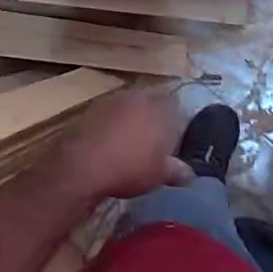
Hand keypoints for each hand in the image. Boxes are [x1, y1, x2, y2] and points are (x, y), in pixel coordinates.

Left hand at [44, 89, 194, 200]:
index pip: (175, 103)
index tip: (175, 134)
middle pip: (152, 99)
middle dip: (154, 114)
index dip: (176, 118)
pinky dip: (114, 120)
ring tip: (132, 138)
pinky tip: (111, 138)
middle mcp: (138, 96)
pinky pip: (111, 110)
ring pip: (130, 103)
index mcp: (159, 108)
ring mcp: (114, 99)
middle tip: (155, 136)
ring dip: (133, 115)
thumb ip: (177, 170)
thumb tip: (189, 173)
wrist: (83, 164)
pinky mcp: (93, 106)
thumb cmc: (129, 168)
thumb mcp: (159, 175)